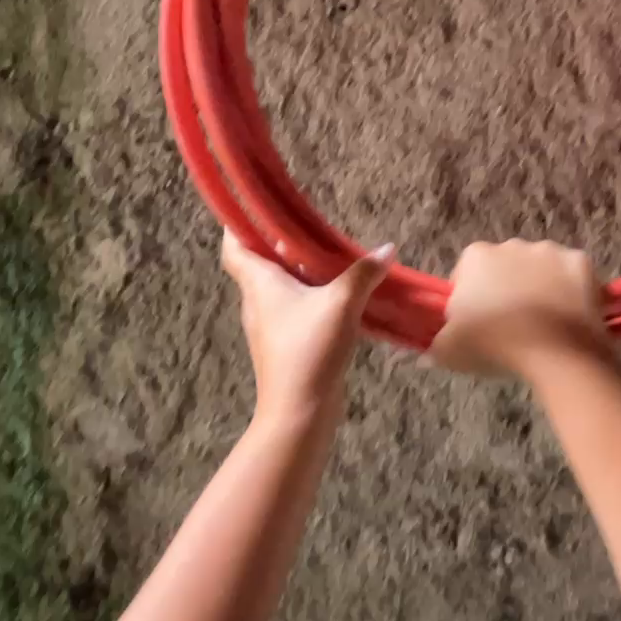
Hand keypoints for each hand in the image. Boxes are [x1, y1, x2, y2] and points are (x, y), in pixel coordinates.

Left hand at [221, 231, 395, 424]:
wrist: (299, 412)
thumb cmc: (309, 349)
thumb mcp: (341, 304)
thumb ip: (363, 273)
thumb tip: (387, 248)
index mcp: (259, 283)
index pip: (233, 248)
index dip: (236, 225)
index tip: (252, 207)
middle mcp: (258, 301)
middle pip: (259, 264)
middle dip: (279, 244)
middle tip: (303, 224)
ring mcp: (270, 325)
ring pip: (278, 287)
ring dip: (297, 271)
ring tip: (326, 254)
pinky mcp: (286, 344)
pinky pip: (293, 309)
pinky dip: (309, 296)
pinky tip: (337, 295)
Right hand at [430, 239, 608, 379]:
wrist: (556, 353)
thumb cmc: (495, 345)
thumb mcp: (448, 350)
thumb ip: (436, 340)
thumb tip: (435, 343)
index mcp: (476, 257)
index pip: (466, 273)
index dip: (469, 297)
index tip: (475, 322)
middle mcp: (511, 244)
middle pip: (503, 266)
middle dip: (504, 288)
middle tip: (508, 325)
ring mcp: (549, 250)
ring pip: (538, 268)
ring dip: (537, 286)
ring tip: (541, 323)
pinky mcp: (580, 262)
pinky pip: (570, 274)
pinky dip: (569, 289)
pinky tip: (567, 315)